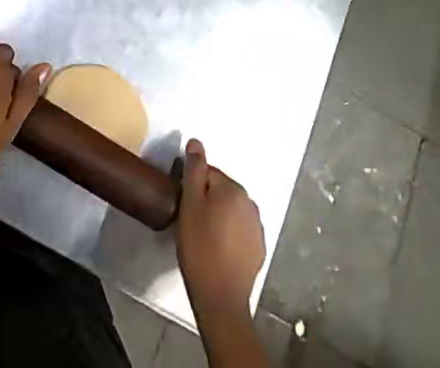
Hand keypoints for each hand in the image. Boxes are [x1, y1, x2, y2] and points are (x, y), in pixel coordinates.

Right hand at [175, 138, 264, 317]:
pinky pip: (240, 231)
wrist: (221, 297)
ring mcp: (257, 225)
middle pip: (221, 191)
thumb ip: (194, 172)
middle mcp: (249, 201)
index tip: (182, 204)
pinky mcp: (258, 247)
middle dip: (206, 201)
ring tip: (202, 239)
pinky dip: (229, 235)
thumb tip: (195, 142)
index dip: (192, 186)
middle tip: (190, 223)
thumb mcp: (190, 207)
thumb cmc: (200, 249)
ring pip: (231, 211)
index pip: (209, 173)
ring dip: (218, 217)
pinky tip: (218, 251)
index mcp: (233, 188)